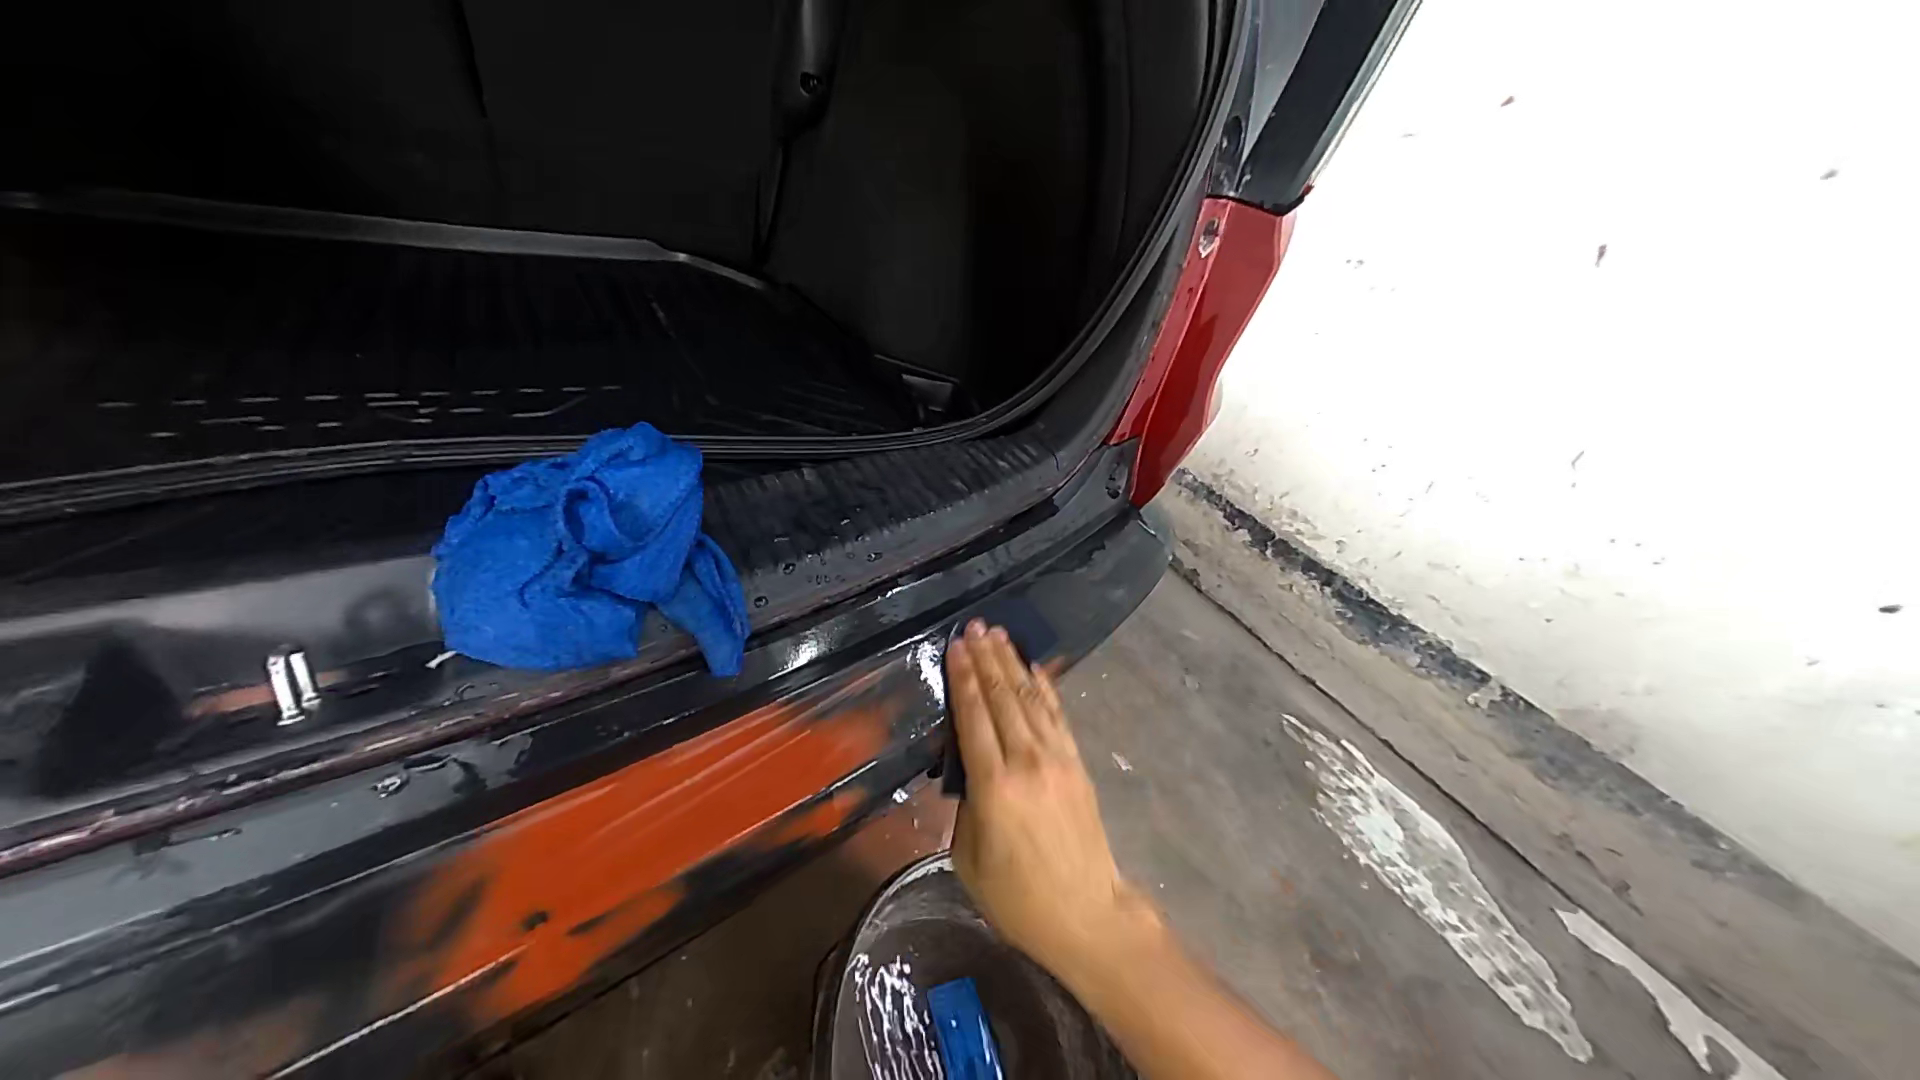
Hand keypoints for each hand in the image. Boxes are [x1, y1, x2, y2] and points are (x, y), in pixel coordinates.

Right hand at [944, 620, 1152, 981]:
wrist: (1086, 913)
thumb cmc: (1017, 896)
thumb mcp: (967, 858)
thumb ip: (963, 805)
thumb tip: (966, 769)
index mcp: (994, 786)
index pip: (974, 717)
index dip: (963, 678)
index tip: (955, 646)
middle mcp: (1027, 761)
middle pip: (1002, 697)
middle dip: (986, 658)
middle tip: (974, 627)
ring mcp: (1057, 758)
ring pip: (1030, 699)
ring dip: (1012, 664)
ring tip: (998, 635)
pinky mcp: (1076, 763)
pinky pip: (1057, 715)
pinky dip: (1044, 687)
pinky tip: (1033, 667)